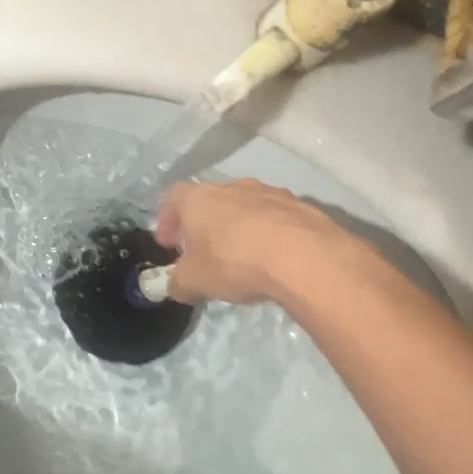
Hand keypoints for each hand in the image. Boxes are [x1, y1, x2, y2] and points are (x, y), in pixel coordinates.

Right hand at [153, 179, 354, 303]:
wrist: (305, 258)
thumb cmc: (235, 262)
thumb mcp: (194, 282)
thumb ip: (178, 283)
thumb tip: (176, 286)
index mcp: (199, 198)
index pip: (172, 197)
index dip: (167, 220)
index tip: (170, 245)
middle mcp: (232, 187)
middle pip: (209, 201)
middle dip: (203, 225)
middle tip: (204, 252)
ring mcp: (270, 192)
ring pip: (244, 207)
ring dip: (238, 227)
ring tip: (243, 257)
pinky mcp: (301, 205)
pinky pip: (275, 218)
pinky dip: (269, 233)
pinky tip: (274, 258)